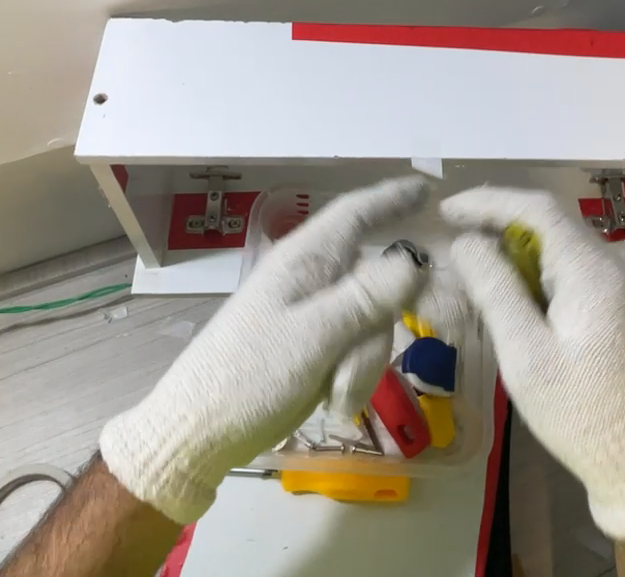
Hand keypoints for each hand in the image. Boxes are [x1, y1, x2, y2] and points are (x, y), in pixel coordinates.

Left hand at [100, 176, 431, 523]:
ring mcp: (312, 315)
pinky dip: (354, 372)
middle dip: (388, 313)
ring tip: (337, 392)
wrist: (197, 436)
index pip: (355, 212)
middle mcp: (311, 278)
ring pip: (371, 318)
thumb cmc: (246, 378)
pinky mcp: (313, 347)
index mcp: (304, 260)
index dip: (392, 197)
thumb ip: (364, 298)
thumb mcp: (311, 338)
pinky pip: (356, 347)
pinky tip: (334, 399)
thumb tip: (414, 259)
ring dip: (365, 358)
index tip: (428, 188)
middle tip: (428, 329)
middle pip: (375, 275)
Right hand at [441, 186, 624, 540]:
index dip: (489, 201)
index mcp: (591, 270)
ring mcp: (613, 281)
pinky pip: (565, 262)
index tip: (447, 209)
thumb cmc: (578, 410)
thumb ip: (495, 289)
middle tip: (451, 227)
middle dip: (497, 216)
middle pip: (548, 218)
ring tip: (469, 250)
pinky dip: (530, 261)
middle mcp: (608, 264)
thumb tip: (467, 241)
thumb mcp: (525, 353)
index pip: (537, 209)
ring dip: (512, 239)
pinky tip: (504, 278)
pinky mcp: (610, 300)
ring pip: (556, 238)